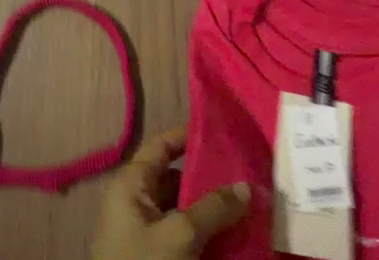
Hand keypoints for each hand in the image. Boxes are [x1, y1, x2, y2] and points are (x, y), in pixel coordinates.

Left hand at [91, 129, 249, 259]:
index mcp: (131, 186)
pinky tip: (234, 235)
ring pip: (184, 211)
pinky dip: (206, 235)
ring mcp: (144, 235)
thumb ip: (214, 207)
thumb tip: (247, 186)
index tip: (225, 132)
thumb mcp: (180, 235)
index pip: (161, 146)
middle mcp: (135, 204)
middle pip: (177, 179)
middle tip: (247, 174)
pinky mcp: (154, 259)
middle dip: (211, 178)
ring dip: (212, 210)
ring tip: (247, 204)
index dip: (190, 136)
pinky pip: (184, 238)